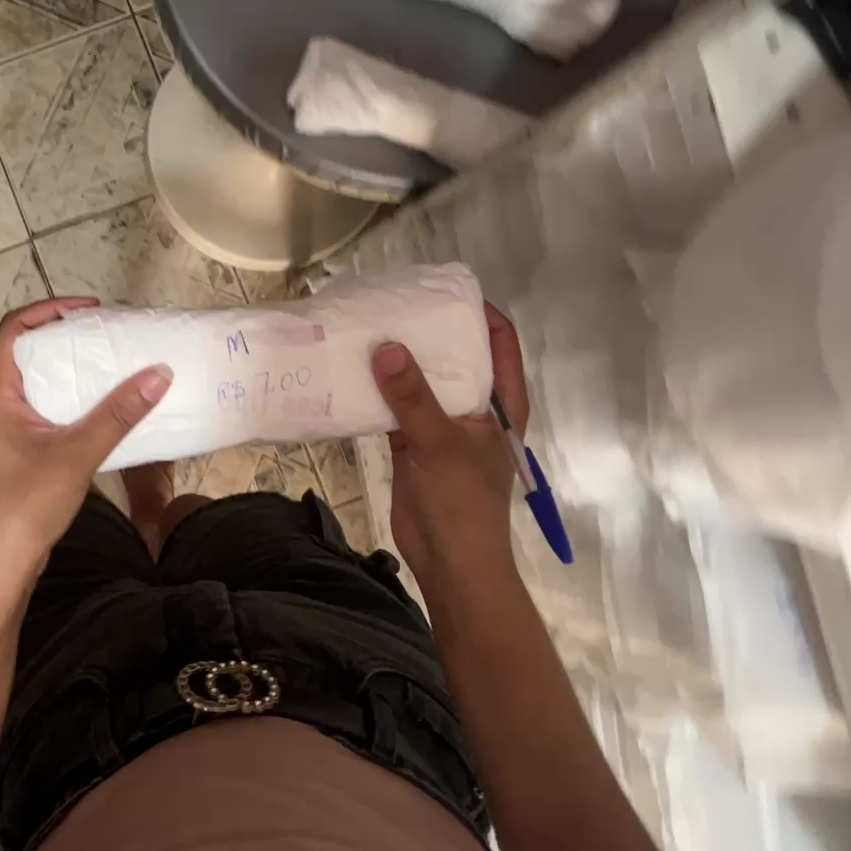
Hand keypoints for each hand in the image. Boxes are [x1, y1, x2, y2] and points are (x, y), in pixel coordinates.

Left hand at [0, 298, 171, 574]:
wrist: (1, 561)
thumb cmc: (26, 503)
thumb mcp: (77, 453)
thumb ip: (118, 414)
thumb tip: (159, 374)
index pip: (15, 328)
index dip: (51, 310)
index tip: (91, 310)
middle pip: (26, 350)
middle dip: (66, 337)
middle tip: (109, 334)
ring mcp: (2, 425)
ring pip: (36, 380)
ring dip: (69, 368)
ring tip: (111, 363)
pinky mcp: (15, 447)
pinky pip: (42, 406)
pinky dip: (69, 396)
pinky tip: (102, 405)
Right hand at [370, 303, 527, 583]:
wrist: (448, 559)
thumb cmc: (462, 501)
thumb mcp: (440, 443)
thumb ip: (413, 396)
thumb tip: (385, 346)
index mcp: (499, 402)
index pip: (499, 343)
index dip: (479, 313)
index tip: (443, 291)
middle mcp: (473, 407)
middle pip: (454, 357)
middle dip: (427, 332)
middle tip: (392, 305)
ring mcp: (442, 425)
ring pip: (421, 382)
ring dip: (398, 361)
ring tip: (365, 331)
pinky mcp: (413, 443)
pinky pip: (395, 407)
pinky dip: (377, 392)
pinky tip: (351, 374)